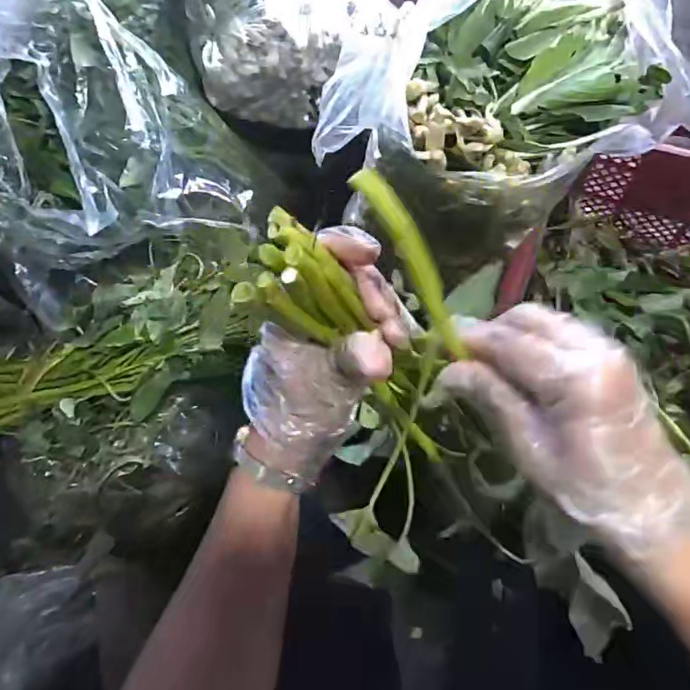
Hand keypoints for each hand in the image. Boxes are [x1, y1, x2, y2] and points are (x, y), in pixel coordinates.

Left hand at [240, 227, 404, 485]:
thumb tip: (379, 349)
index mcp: (289, 301)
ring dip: (389, 312)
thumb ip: (347, 361)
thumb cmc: (293, 411)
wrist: (296, 444)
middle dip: (375, 291)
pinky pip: (382, 317)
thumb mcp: (320, 385)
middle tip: (389, 326)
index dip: (342, 245)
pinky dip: (394, 326)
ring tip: (397, 342)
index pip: (314, 253)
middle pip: (350, 271)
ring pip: (371, 293)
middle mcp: (314, 300)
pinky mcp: (357, 333)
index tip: (370, 256)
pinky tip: (400, 345)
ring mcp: (337, 316)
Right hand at [438, 304, 689, 556]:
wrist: (657, 511)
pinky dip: (536, 336)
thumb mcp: (531, 450)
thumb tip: (447, 370)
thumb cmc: (589, 492)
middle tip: (461, 354)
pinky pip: (564, 329)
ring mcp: (609, 347)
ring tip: (487, 360)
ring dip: (512, 330)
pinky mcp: (614, 354)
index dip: (469, 338)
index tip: (436, 340)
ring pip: (546, 319)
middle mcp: (594, 348)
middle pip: (527, 317)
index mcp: (574, 376)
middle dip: (490, 329)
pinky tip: (521, 363)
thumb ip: (492, 398)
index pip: (508, 341)